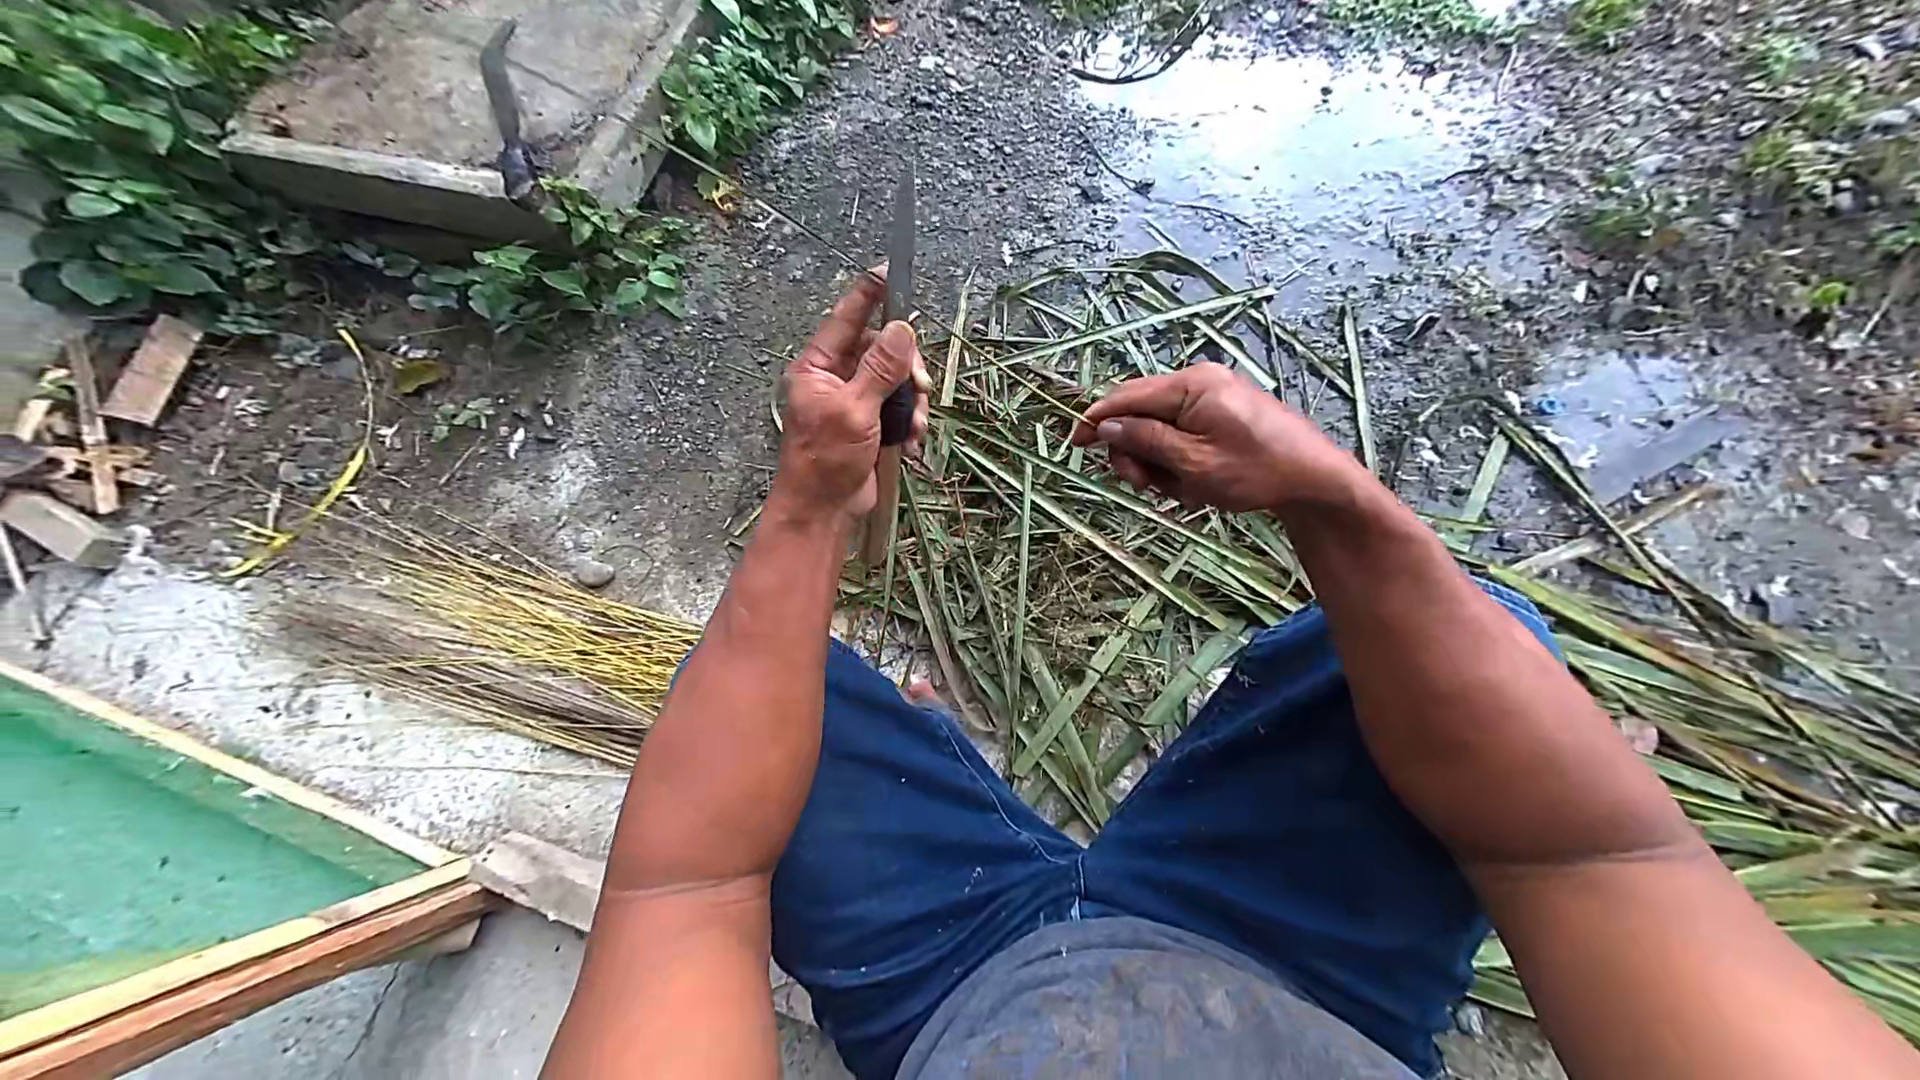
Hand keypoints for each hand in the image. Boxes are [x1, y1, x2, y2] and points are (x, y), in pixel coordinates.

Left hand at [771, 269, 929, 522]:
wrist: (824, 510)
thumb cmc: (825, 460)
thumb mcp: (854, 410)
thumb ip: (880, 369)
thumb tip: (903, 329)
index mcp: (818, 367)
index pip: (846, 319)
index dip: (869, 294)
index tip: (889, 270)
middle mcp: (836, 378)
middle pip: (882, 350)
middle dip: (907, 369)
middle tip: (920, 389)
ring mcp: (855, 401)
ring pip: (896, 381)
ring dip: (911, 402)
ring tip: (914, 427)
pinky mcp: (871, 424)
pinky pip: (898, 408)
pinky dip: (909, 422)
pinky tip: (910, 442)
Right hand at [1068, 362, 1374, 512]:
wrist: (1315, 479)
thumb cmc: (1255, 471)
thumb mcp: (1191, 462)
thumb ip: (1145, 439)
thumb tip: (1106, 425)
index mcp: (1191, 385)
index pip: (1127, 396)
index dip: (1096, 420)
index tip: (1075, 443)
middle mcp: (1199, 382)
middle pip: (1140, 411)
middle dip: (1133, 450)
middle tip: (1143, 485)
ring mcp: (1212, 397)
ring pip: (1158, 427)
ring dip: (1156, 461)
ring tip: (1178, 489)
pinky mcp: (1221, 413)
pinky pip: (1180, 433)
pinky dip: (1176, 460)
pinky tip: (1193, 483)